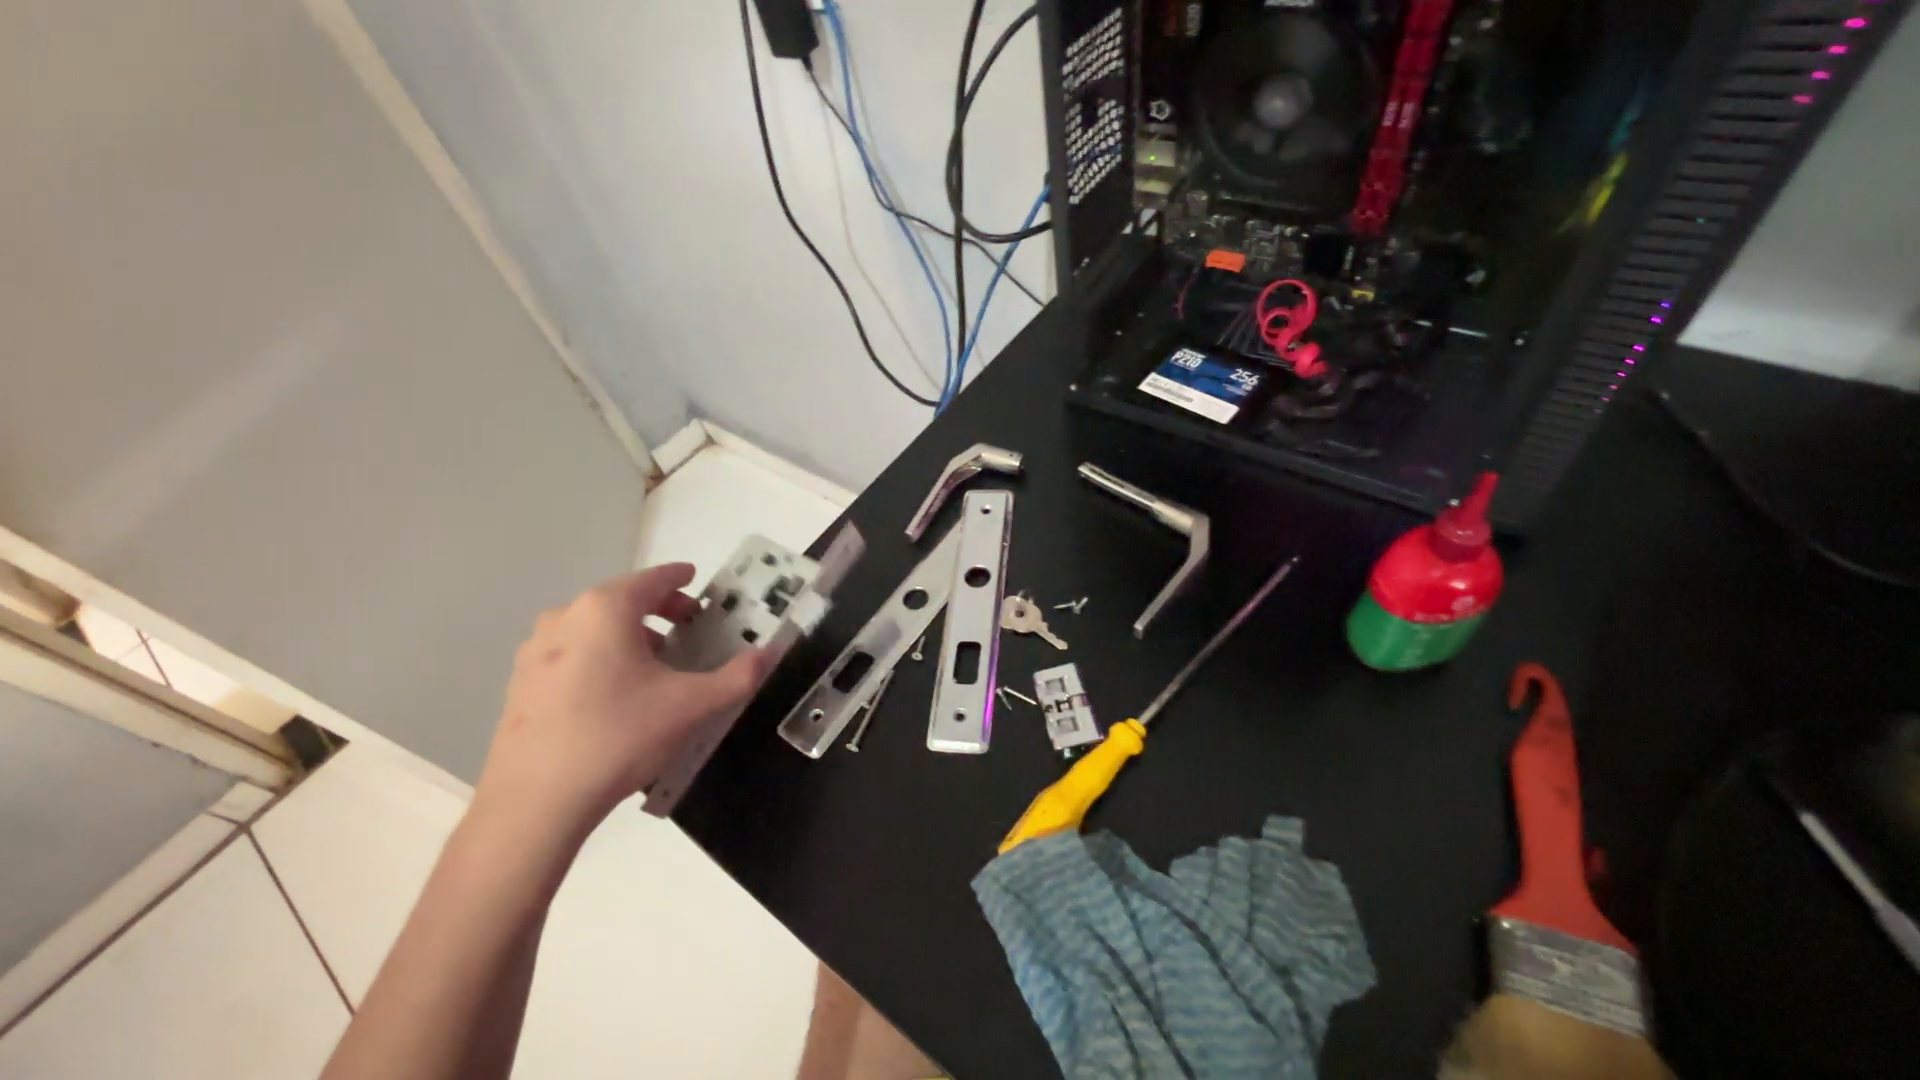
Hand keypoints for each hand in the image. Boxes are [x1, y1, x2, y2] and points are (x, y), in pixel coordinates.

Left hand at [473, 563, 768, 834]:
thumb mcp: (692, 706)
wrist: (536, 800)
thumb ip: (737, 676)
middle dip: (656, 610)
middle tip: (686, 628)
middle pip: (620, 601)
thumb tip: (769, 654)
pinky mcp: (520, 685)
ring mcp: (535, 651)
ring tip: (653, 667)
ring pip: (592, 630)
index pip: (652, 579)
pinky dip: (597, 660)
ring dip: (626, 637)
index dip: (678, 578)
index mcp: (605, 610)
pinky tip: (613, 697)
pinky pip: (570, 656)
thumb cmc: (620, 737)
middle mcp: (565, 618)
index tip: (695, 580)